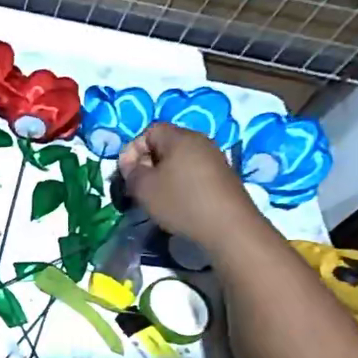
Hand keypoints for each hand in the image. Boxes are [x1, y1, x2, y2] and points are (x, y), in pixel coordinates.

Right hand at [118, 123, 266, 253]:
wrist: (230, 226)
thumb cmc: (182, 202)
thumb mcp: (144, 189)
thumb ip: (131, 173)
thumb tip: (132, 167)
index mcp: (180, 137)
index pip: (150, 130)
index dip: (133, 150)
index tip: (127, 174)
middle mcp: (200, 141)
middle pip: (166, 145)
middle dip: (149, 164)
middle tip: (140, 187)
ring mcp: (216, 159)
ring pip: (181, 161)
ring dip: (166, 177)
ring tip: (158, 199)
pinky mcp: (225, 177)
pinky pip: (196, 174)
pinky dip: (183, 185)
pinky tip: (180, 205)